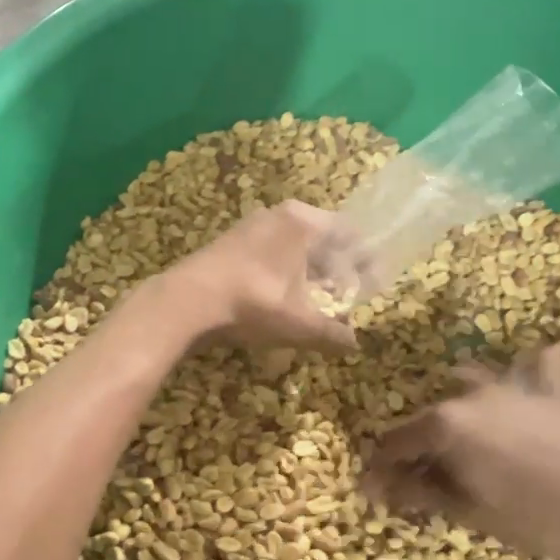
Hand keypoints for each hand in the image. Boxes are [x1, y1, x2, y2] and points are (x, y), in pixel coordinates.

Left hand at [157, 200, 357, 351]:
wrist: (185, 301)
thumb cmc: (253, 303)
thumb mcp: (300, 323)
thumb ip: (332, 332)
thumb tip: (353, 344)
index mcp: (304, 221)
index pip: (350, 234)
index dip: (366, 263)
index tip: (373, 287)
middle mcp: (279, 214)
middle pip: (323, 240)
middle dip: (338, 270)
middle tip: (347, 298)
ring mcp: (251, 226)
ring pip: (294, 247)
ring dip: (309, 274)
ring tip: (317, 303)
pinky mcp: (230, 242)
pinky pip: (271, 254)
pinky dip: (284, 273)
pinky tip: (282, 300)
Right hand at [362, 345, 559, 559]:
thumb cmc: (536, 518)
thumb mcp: (469, 512)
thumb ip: (419, 492)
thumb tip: (375, 486)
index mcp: (445, 424)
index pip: (394, 443)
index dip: (380, 469)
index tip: (373, 492)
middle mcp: (470, 396)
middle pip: (428, 419)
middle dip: (416, 448)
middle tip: (416, 484)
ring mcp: (511, 390)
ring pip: (469, 386)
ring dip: (455, 410)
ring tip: (455, 440)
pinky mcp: (547, 397)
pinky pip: (533, 370)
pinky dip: (526, 369)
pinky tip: (527, 368)